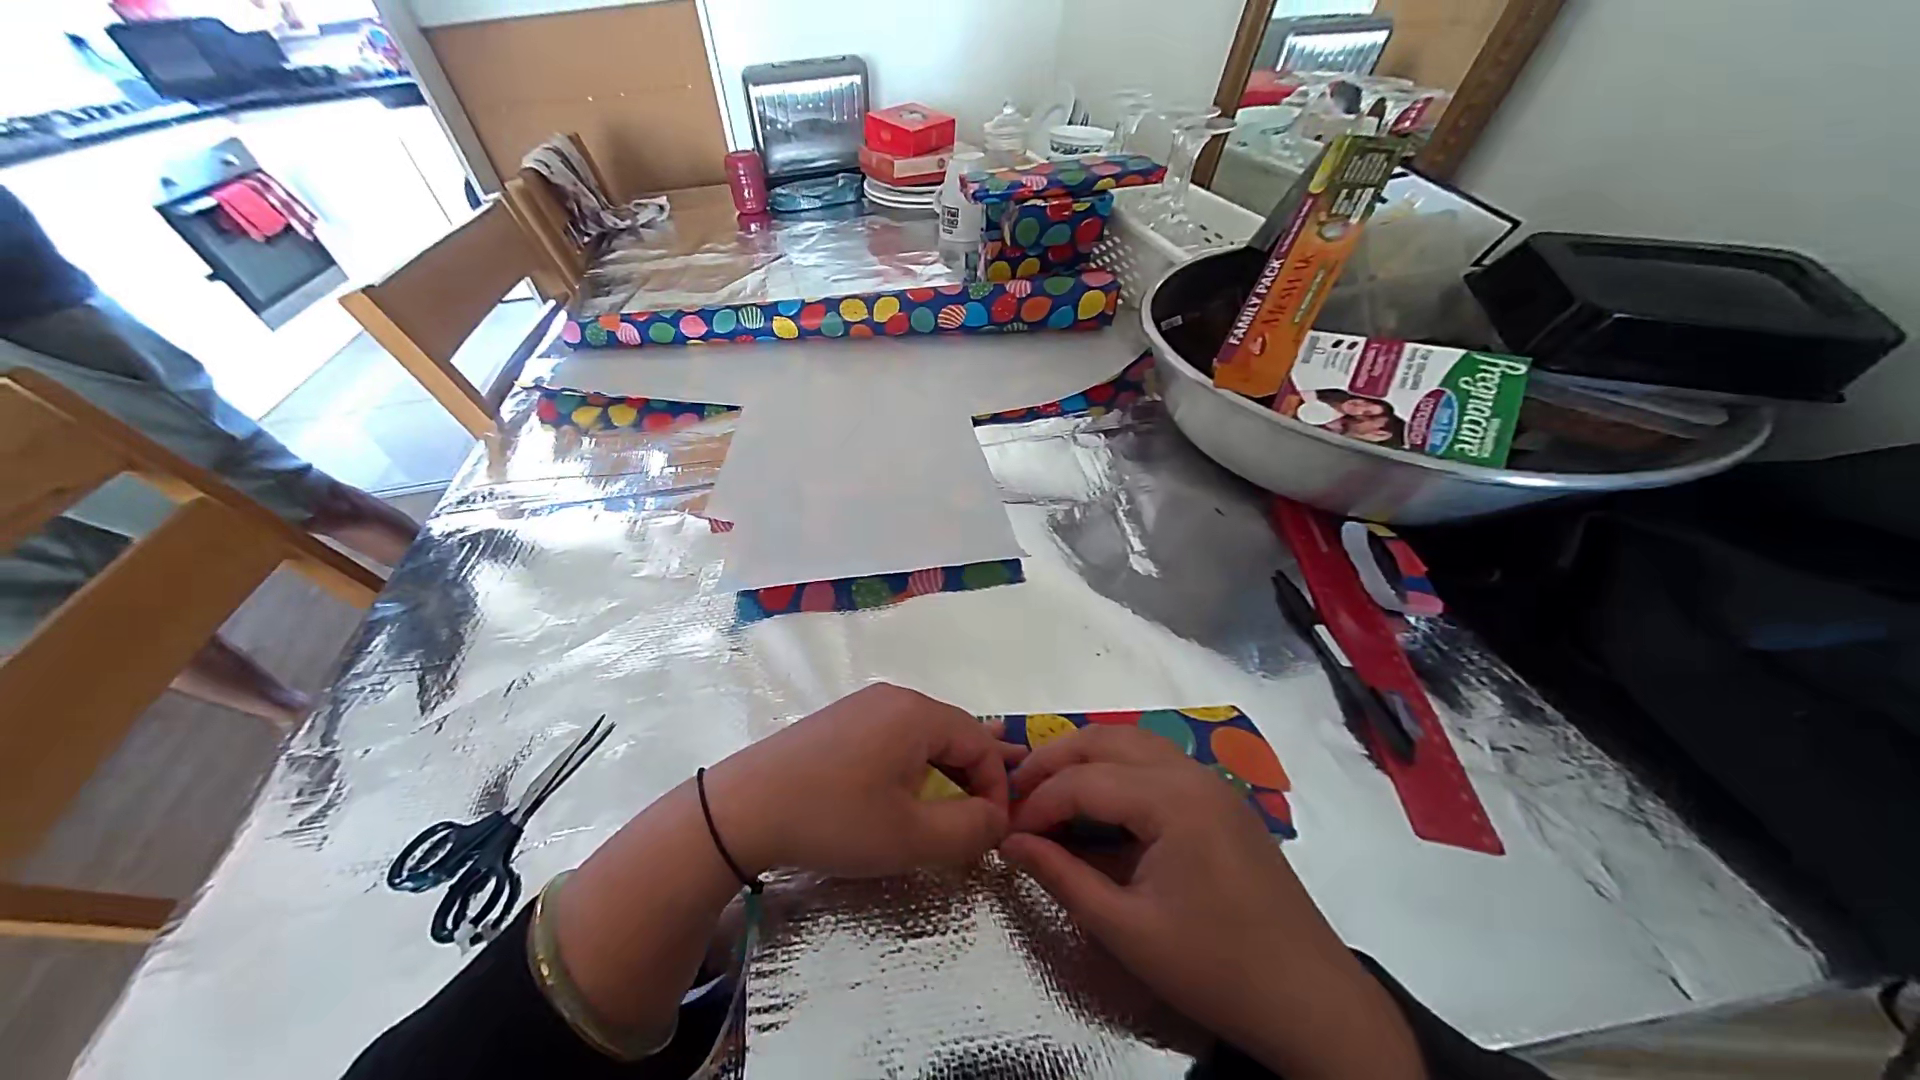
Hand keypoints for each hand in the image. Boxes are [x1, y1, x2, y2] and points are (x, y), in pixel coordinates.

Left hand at [704, 683, 1020, 877]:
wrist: (741, 810)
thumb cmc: (834, 820)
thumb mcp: (911, 837)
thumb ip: (970, 829)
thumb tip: (998, 818)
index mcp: (917, 713)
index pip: (980, 743)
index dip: (997, 786)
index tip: (992, 829)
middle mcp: (894, 697)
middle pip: (953, 732)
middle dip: (973, 775)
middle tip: (979, 816)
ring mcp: (863, 705)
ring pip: (923, 735)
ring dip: (943, 771)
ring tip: (948, 805)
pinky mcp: (840, 721)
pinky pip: (893, 737)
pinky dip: (911, 765)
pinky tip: (902, 791)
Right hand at [1001, 726, 1424, 1079]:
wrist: (1312, 1002)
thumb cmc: (1215, 968)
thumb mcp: (1126, 930)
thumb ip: (1062, 877)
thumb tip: (1010, 842)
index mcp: (1172, 800)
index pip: (1084, 781)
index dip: (1037, 802)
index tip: (1007, 831)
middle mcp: (1191, 774)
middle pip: (1106, 740)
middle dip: (1054, 760)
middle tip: (1016, 791)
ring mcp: (1211, 782)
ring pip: (1132, 743)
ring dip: (1086, 758)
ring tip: (1049, 789)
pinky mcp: (1220, 800)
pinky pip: (1156, 763)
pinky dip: (1117, 770)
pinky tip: (1100, 802)